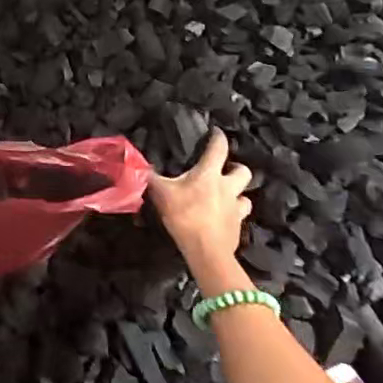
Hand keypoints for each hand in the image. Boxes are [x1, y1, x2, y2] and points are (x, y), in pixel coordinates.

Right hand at [146, 127, 251, 262]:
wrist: (207, 251)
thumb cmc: (185, 216)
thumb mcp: (160, 193)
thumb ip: (150, 177)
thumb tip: (136, 163)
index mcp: (210, 175)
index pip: (218, 149)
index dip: (218, 137)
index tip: (216, 131)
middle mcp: (228, 188)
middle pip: (243, 172)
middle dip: (236, 168)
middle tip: (225, 170)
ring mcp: (236, 208)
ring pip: (245, 195)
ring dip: (237, 193)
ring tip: (225, 195)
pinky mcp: (238, 226)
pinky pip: (240, 215)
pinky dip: (233, 213)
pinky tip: (223, 216)